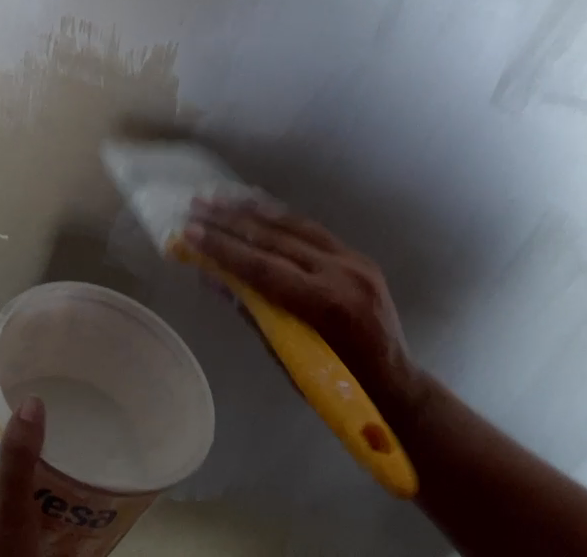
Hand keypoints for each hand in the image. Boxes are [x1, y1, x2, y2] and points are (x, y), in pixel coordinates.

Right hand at [186, 192, 421, 402]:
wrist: (397, 386)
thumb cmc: (339, 388)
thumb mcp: (289, 358)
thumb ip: (254, 312)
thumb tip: (213, 278)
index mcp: (328, 305)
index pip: (264, 268)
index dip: (224, 249)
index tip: (189, 233)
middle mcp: (343, 273)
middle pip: (275, 239)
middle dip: (231, 222)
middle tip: (195, 207)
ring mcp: (354, 260)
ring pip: (294, 225)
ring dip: (251, 210)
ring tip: (217, 198)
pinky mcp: (356, 256)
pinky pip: (311, 229)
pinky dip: (278, 217)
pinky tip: (254, 205)